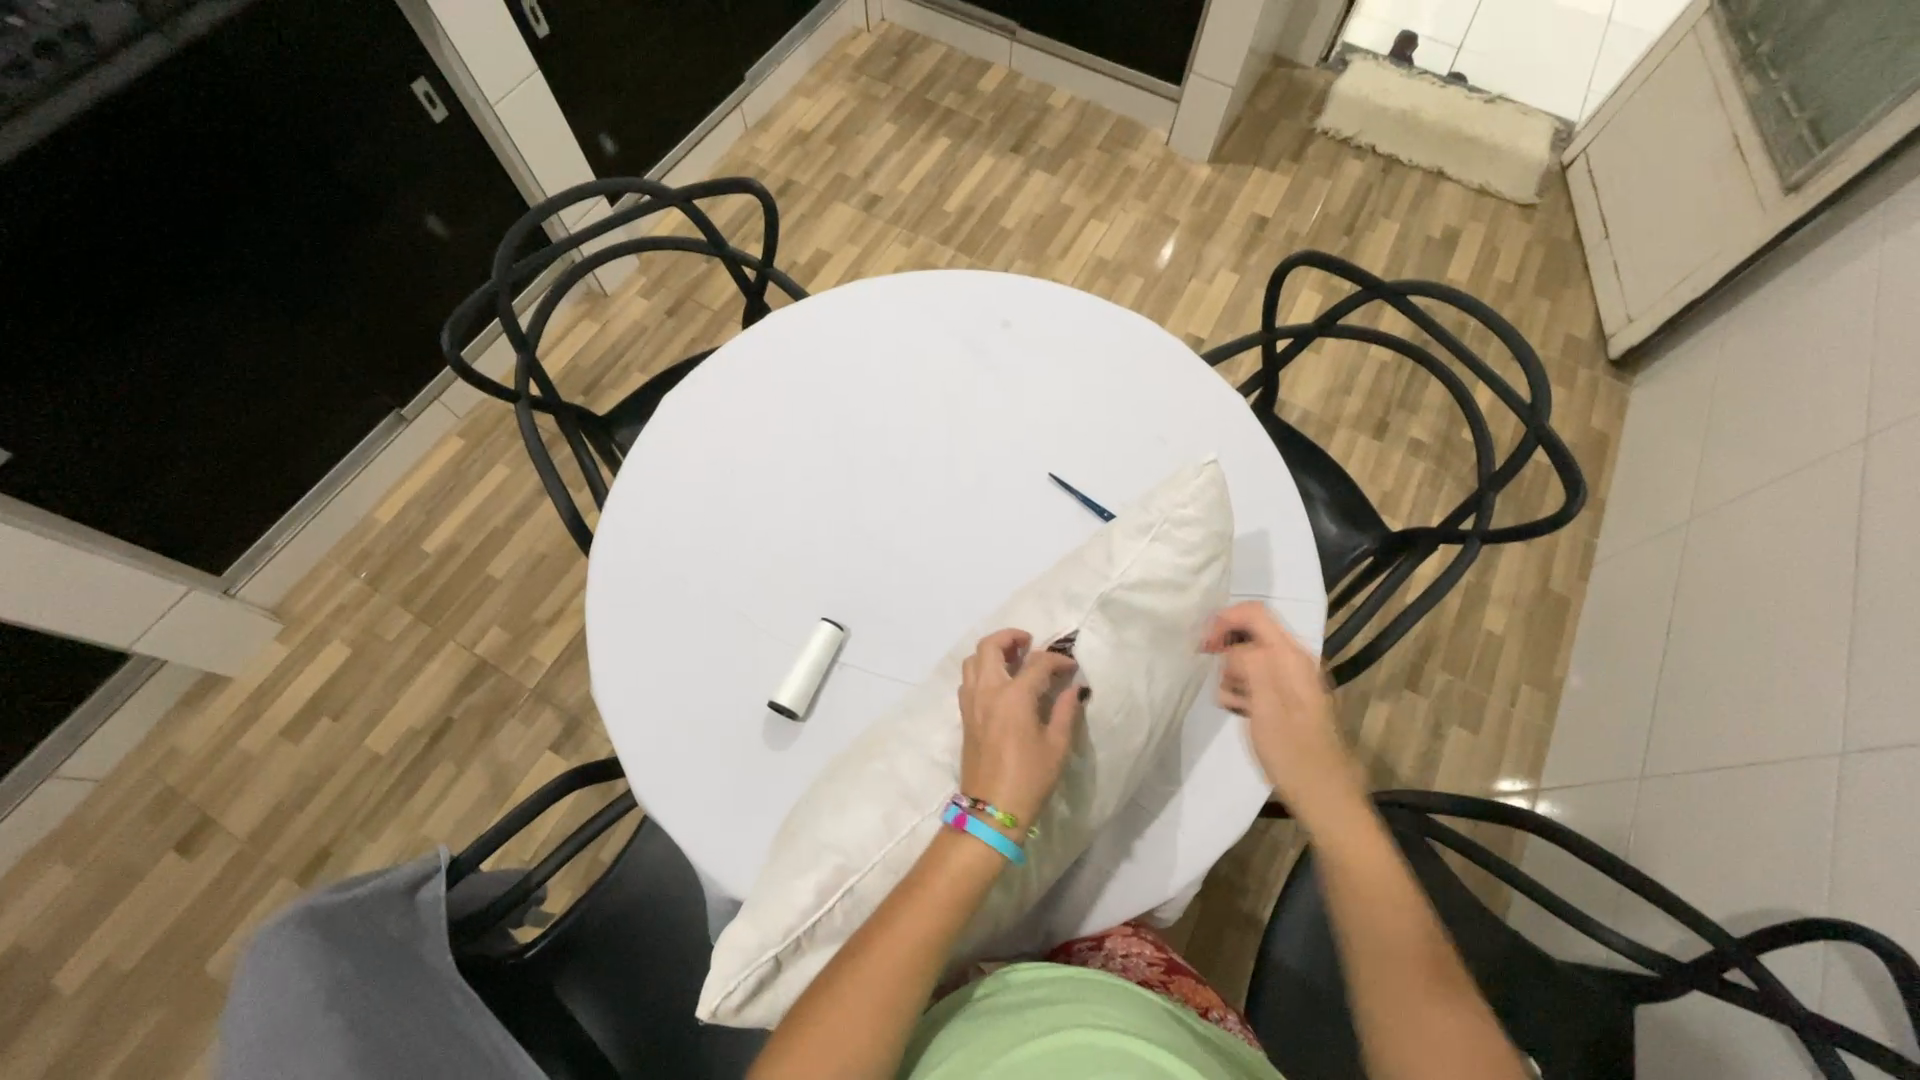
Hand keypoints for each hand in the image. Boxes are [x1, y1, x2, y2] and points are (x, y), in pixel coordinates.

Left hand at [957, 629, 1081, 829]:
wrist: (992, 810)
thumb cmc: (1030, 779)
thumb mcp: (1057, 745)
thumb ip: (1066, 711)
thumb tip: (1075, 688)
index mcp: (1013, 696)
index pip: (1037, 663)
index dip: (1057, 660)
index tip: (1071, 667)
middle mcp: (987, 691)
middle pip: (990, 646)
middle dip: (1010, 637)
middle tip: (1029, 643)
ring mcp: (971, 703)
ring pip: (972, 661)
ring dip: (992, 652)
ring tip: (1013, 659)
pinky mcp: (965, 716)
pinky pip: (968, 680)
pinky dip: (982, 670)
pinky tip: (1001, 683)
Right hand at [1202, 602, 1362, 814]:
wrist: (1324, 796)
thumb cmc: (1293, 754)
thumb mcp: (1266, 706)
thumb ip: (1250, 664)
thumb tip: (1231, 645)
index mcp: (1292, 657)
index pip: (1253, 613)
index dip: (1223, 621)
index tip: (1203, 648)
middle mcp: (1295, 660)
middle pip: (1250, 632)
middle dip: (1226, 650)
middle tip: (1215, 679)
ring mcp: (1293, 679)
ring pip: (1250, 656)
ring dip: (1232, 673)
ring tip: (1232, 702)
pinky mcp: (1287, 698)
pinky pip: (1256, 677)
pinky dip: (1241, 688)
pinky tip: (1240, 710)